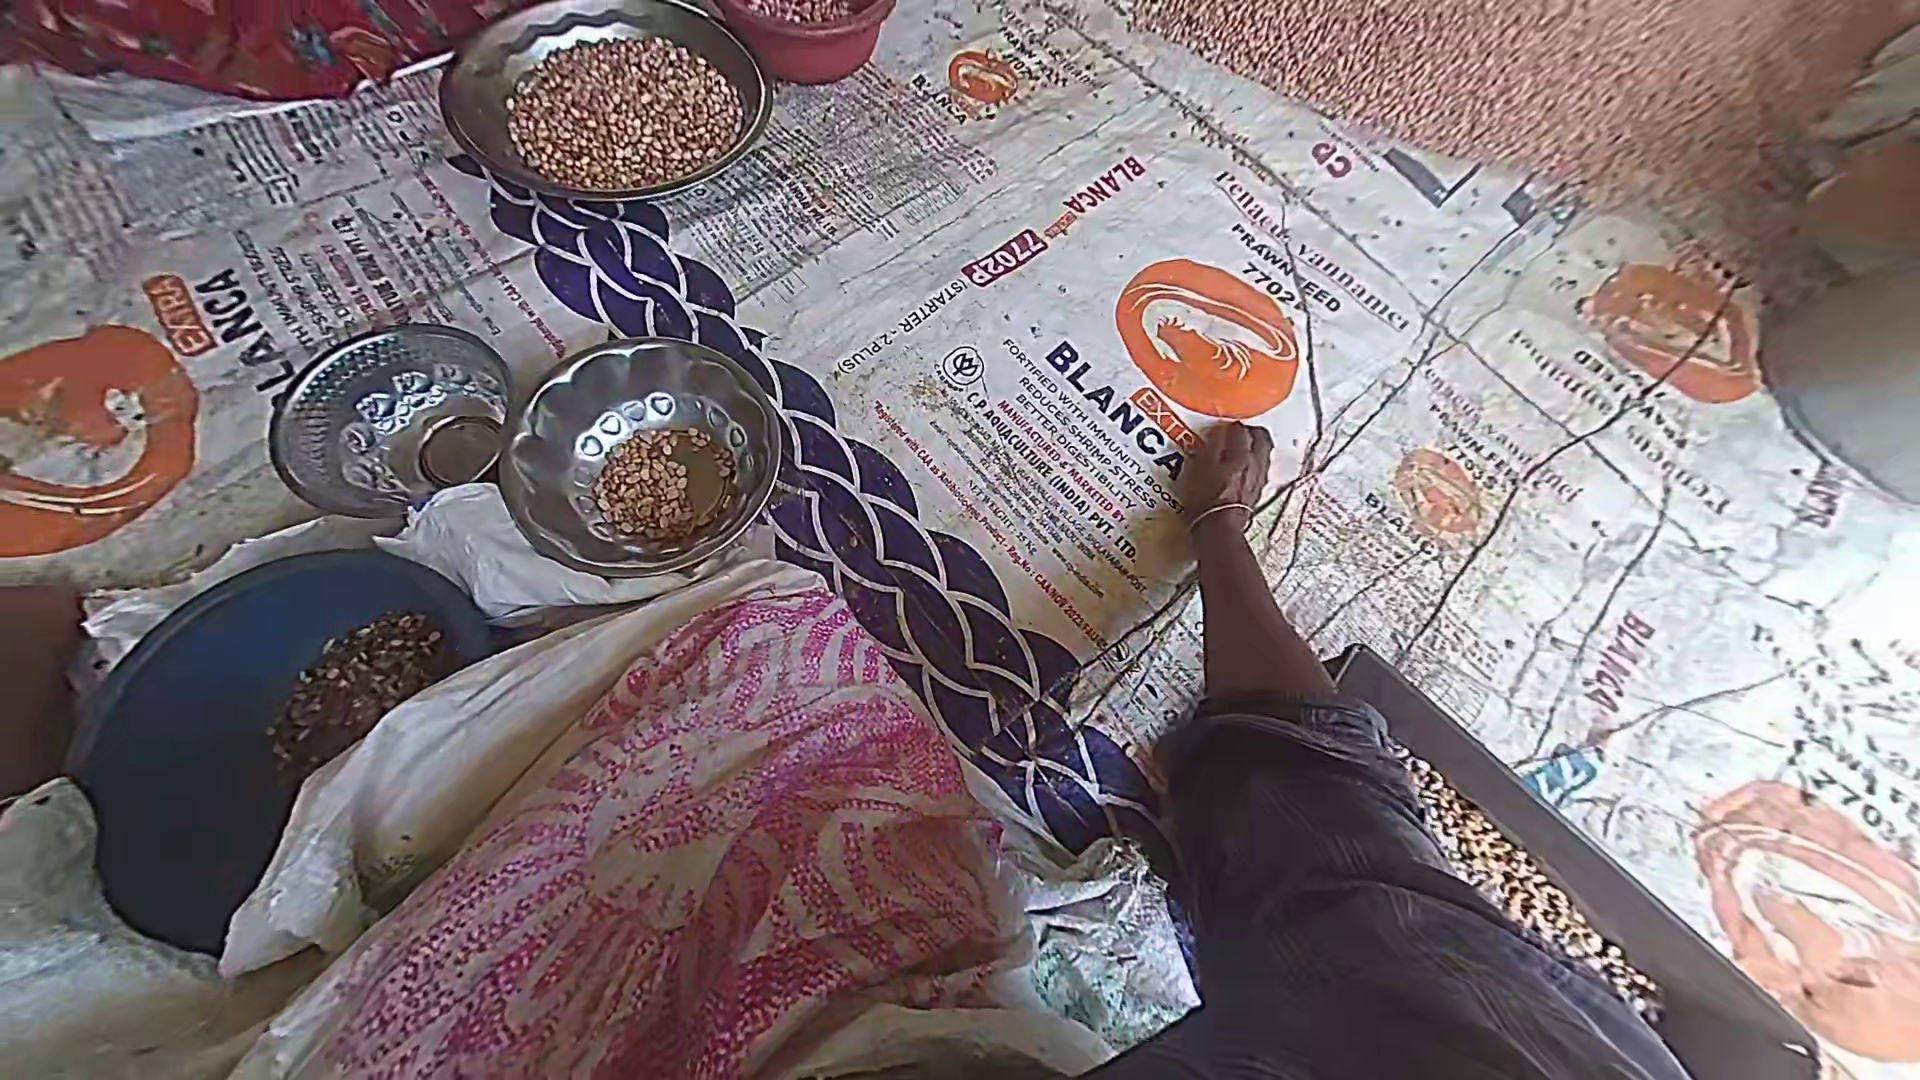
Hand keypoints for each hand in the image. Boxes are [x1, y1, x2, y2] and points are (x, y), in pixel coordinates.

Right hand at [1183, 422, 1271, 526]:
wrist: (1219, 527)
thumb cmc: (1206, 498)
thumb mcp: (1200, 468)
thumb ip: (1211, 446)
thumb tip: (1219, 431)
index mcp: (1240, 454)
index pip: (1239, 429)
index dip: (1228, 426)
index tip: (1219, 428)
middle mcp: (1255, 463)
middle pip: (1261, 437)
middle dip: (1250, 431)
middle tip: (1236, 433)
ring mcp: (1259, 477)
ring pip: (1263, 452)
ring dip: (1254, 446)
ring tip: (1239, 449)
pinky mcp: (1258, 490)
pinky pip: (1260, 468)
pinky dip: (1253, 462)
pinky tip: (1242, 468)